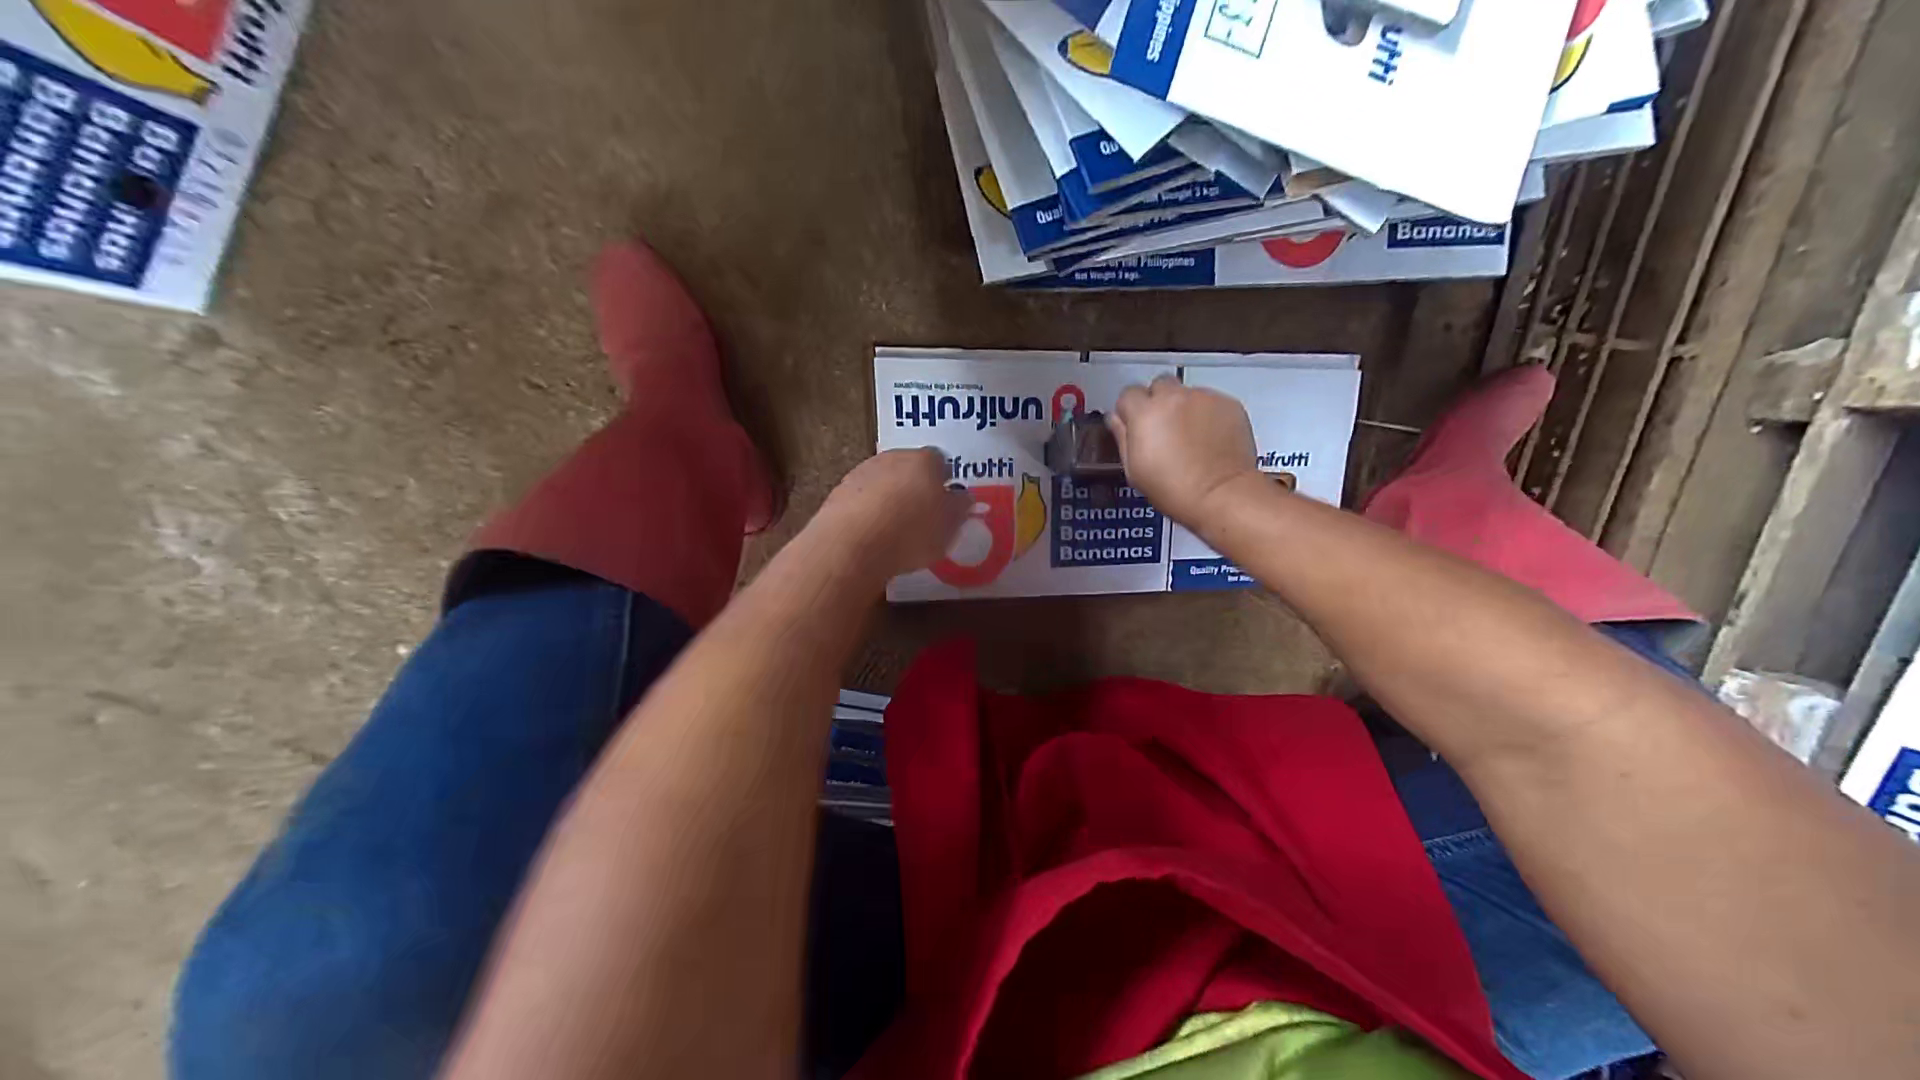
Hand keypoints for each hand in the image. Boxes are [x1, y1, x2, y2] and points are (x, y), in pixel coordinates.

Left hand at [810, 448, 971, 578]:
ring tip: (895, 530)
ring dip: (889, 499)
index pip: (940, 461)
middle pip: (909, 468)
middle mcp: (892, 458)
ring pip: (883, 482)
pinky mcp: (838, 493)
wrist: (851, 544)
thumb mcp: (949, 527)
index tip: (946, 502)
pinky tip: (871, 536)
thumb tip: (962, 497)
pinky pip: (861, 500)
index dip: (944, 481)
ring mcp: (861, 473)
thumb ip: (960, 509)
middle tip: (923, 516)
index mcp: (925, 460)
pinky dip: (868, 513)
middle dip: (915, 487)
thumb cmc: (912, 532)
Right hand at [1108, 375, 1262, 525]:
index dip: (1129, 409)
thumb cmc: (1175, 488)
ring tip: (1189, 437)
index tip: (1133, 423)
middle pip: (1159, 384)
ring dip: (1184, 407)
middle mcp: (1173, 397)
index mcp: (1144, 412)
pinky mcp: (1228, 404)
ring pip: (1187, 393)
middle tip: (1162, 427)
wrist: (1221, 494)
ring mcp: (1203, 398)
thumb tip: (1116, 421)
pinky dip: (1207, 414)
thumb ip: (1122, 437)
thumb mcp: (1134, 469)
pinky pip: (1211, 402)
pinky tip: (1208, 438)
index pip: (1127, 393)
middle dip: (1158, 401)